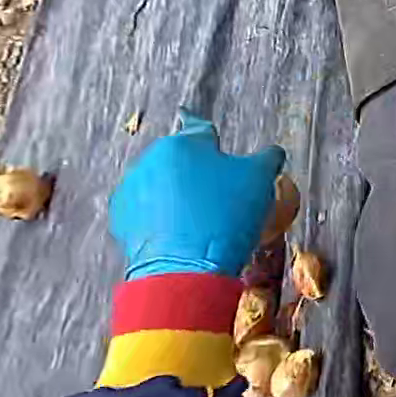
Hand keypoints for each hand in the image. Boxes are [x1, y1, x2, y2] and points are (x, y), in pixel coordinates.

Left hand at [109, 110, 285, 279]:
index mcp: (184, 143)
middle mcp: (152, 159)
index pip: (199, 128)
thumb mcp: (259, 180)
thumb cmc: (226, 217)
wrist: (188, 269)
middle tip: (220, 197)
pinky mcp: (122, 221)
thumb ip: (267, 158)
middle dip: (197, 174)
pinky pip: (147, 213)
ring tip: (201, 223)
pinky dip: (161, 221)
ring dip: (177, 198)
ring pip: (161, 186)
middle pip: (180, 160)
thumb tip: (273, 153)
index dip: (211, 137)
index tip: (211, 139)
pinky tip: (182, 237)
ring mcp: (132, 190)